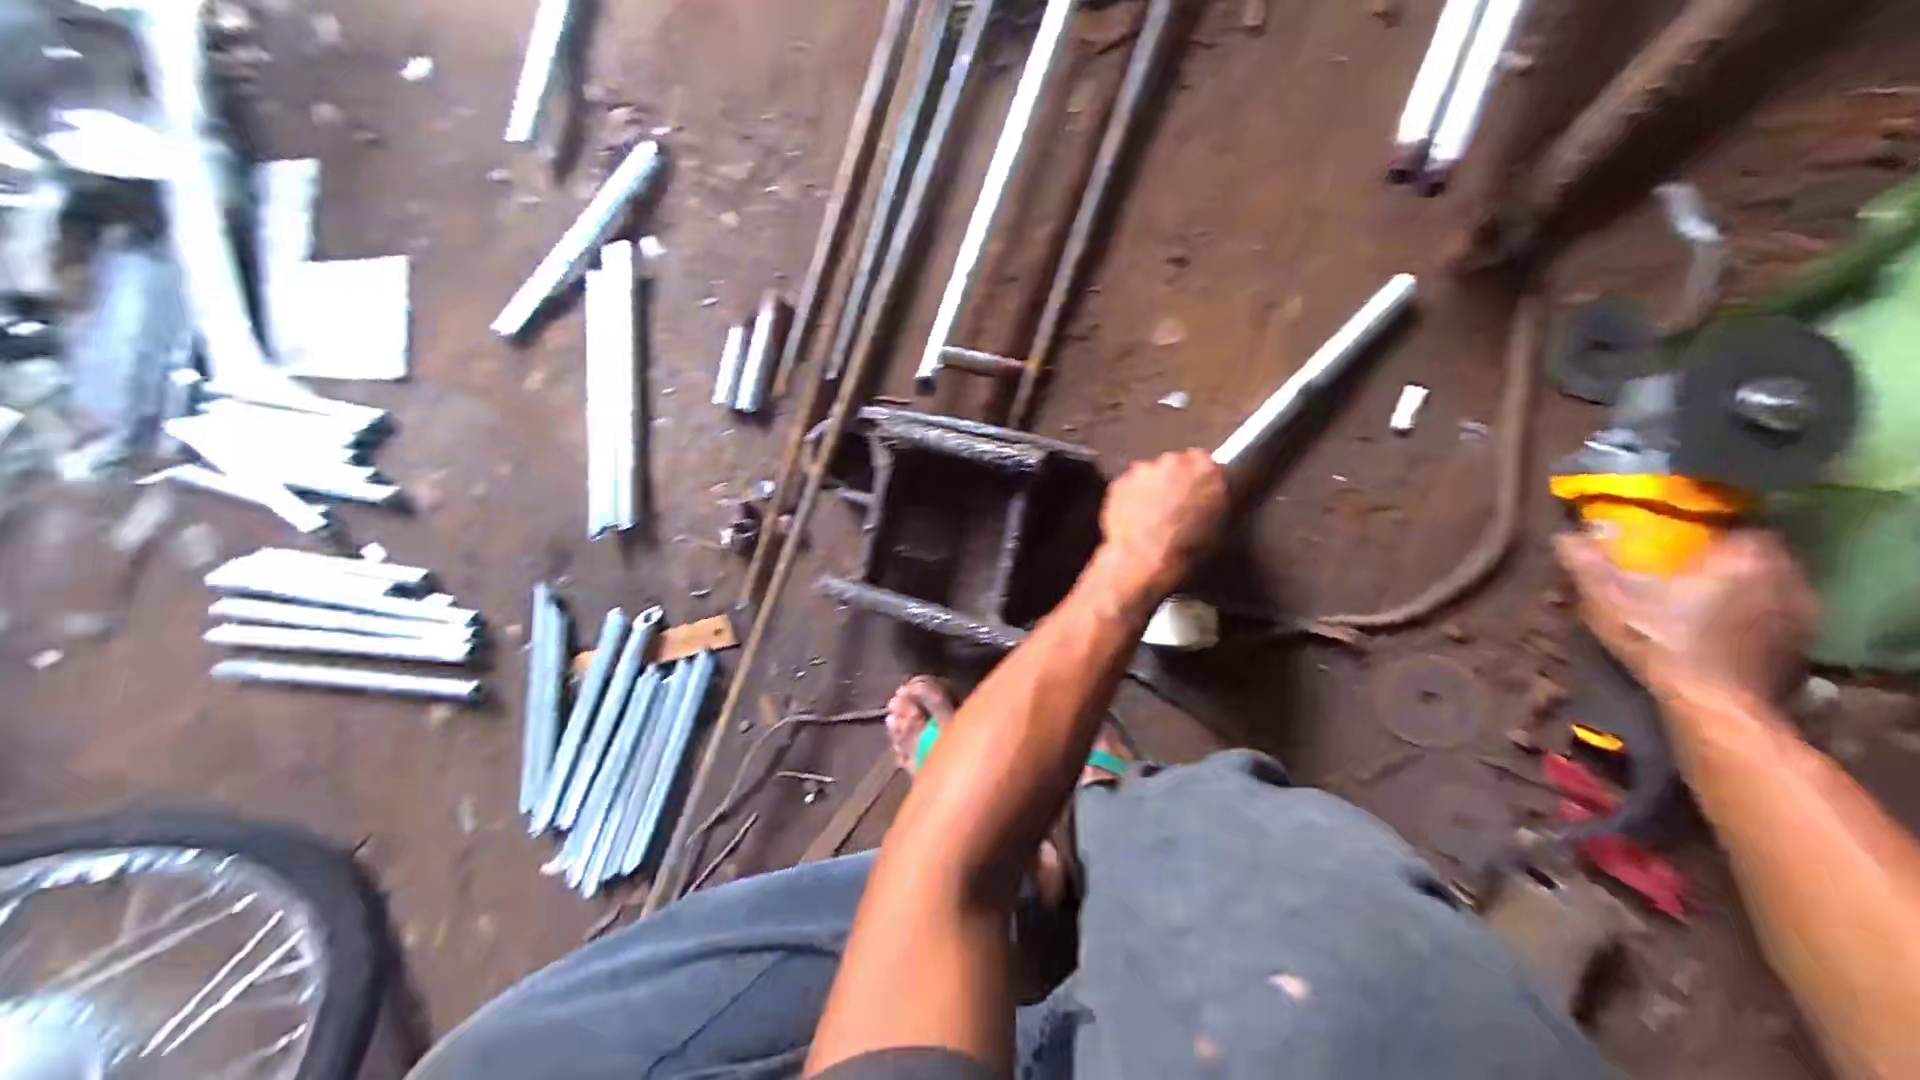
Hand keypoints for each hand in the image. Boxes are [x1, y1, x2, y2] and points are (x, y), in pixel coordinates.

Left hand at [1096, 449, 1229, 599]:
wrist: (1143, 559)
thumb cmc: (1188, 548)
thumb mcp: (1218, 524)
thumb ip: (1214, 498)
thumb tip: (1207, 496)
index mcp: (1205, 468)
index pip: (1207, 465)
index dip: (1200, 481)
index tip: (1197, 495)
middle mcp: (1173, 460)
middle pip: (1176, 465)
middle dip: (1175, 480)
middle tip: (1173, 505)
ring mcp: (1142, 469)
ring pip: (1150, 474)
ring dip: (1151, 488)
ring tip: (1150, 514)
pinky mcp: (1118, 481)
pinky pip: (1128, 486)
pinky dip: (1131, 497)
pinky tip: (1132, 518)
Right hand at [1554, 529, 1817, 701]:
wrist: (1713, 706)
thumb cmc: (1662, 643)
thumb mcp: (1609, 601)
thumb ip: (1587, 566)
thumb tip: (1563, 536)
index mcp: (1743, 561)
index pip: (1741, 530)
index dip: (1713, 534)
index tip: (1685, 543)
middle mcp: (1785, 581)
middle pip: (1760, 559)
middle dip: (1729, 562)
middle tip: (1690, 571)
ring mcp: (1801, 618)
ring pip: (1773, 589)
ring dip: (1745, 591)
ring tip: (1705, 602)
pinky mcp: (1800, 648)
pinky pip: (1778, 619)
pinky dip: (1755, 620)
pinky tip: (1723, 633)